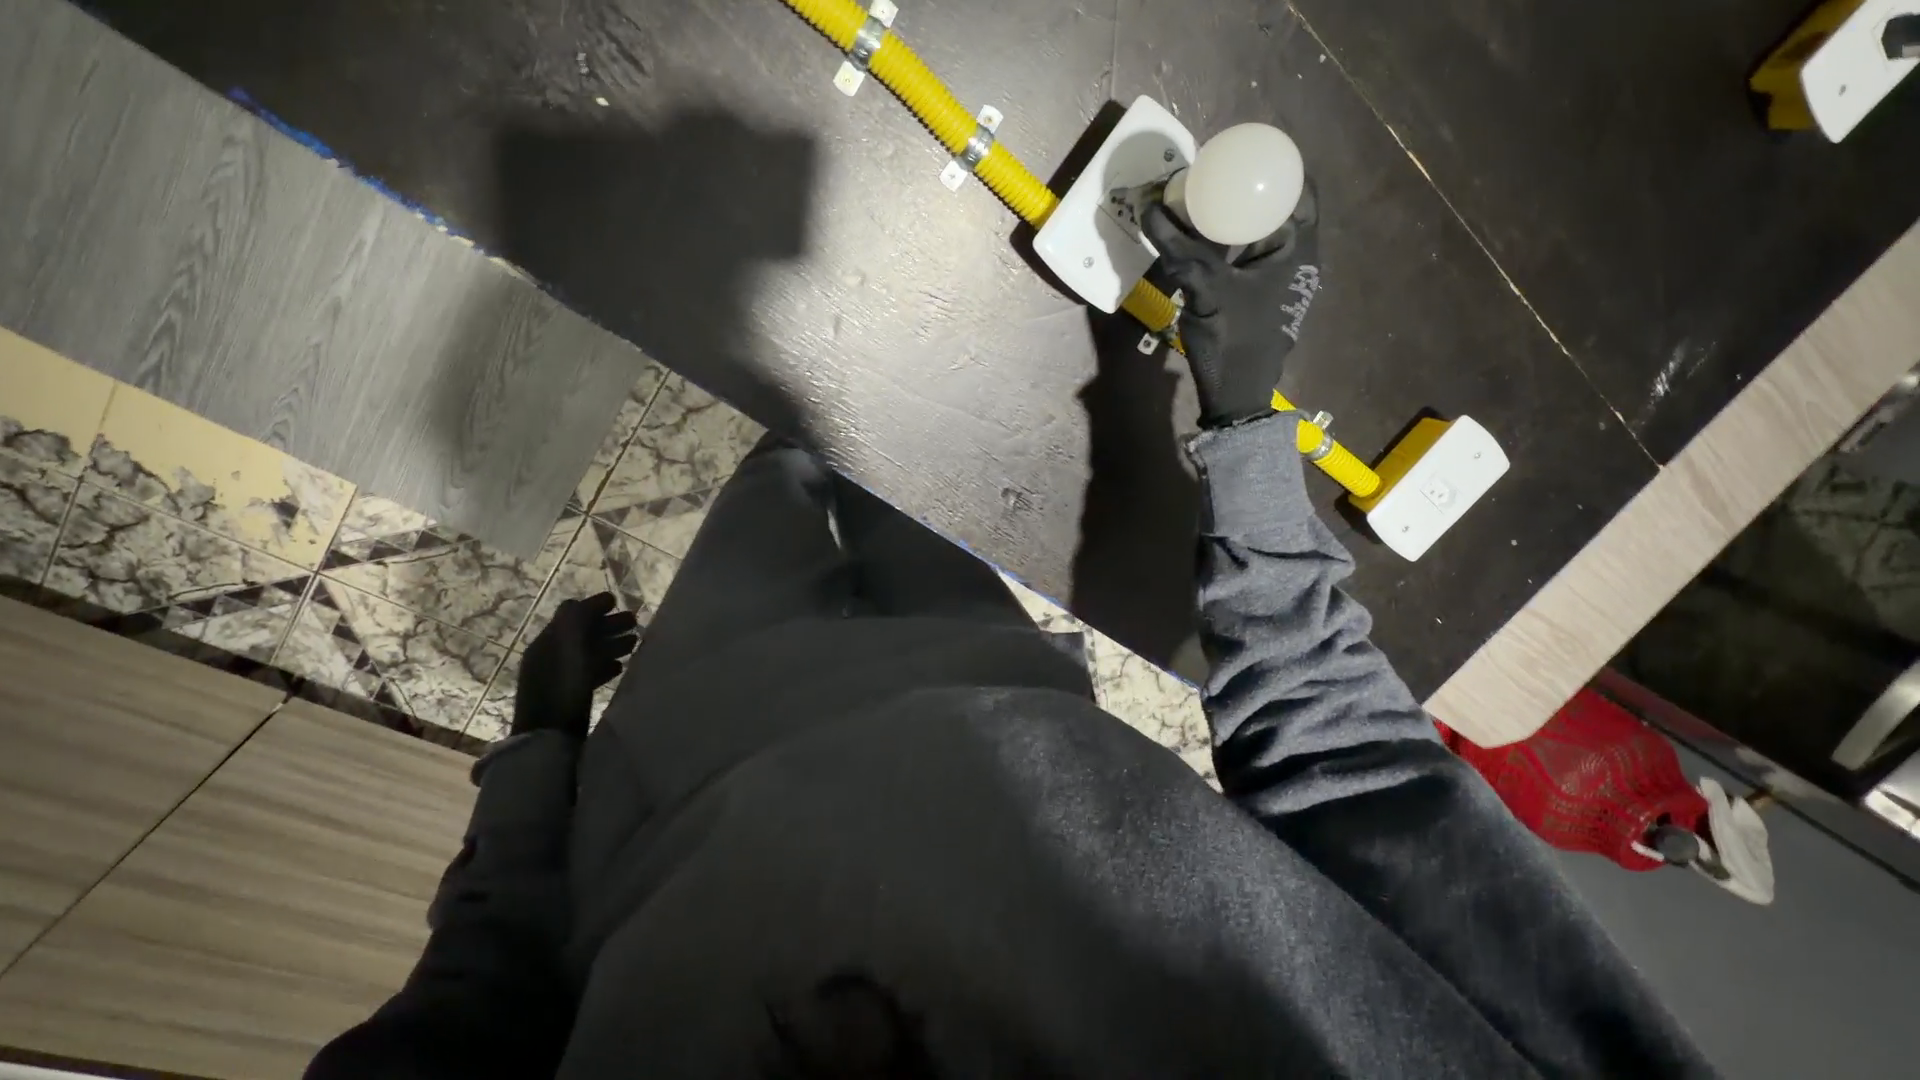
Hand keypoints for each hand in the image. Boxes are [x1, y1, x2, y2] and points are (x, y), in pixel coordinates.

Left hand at [513, 593, 638, 738]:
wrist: (548, 736)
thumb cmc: (560, 686)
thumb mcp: (568, 646)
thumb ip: (576, 620)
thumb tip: (586, 601)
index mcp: (548, 641)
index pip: (571, 613)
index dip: (594, 606)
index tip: (618, 602)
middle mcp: (552, 656)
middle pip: (583, 632)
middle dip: (609, 624)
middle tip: (636, 622)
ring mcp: (560, 677)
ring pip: (589, 652)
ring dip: (612, 644)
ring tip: (635, 644)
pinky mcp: (570, 696)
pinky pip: (590, 673)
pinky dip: (606, 665)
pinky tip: (619, 668)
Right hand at [1142, 182, 1320, 426]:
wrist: (1236, 397)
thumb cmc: (1233, 341)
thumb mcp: (1205, 290)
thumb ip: (1180, 249)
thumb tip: (1149, 208)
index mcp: (1298, 250)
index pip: (1298, 190)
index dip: (1273, 168)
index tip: (1240, 155)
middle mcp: (1294, 260)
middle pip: (1274, 210)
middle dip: (1243, 191)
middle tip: (1209, 175)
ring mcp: (1277, 281)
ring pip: (1256, 235)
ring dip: (1230, 219)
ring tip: (1196, 200)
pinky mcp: (1258, 297)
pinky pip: (1243, 257)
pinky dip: (1223, 244)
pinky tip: (1195, 239)